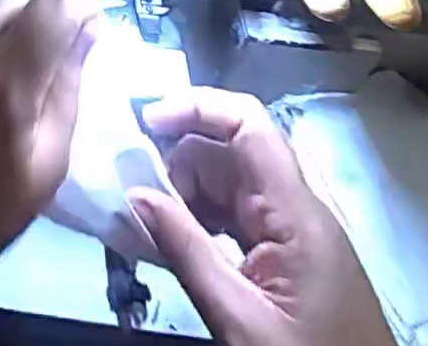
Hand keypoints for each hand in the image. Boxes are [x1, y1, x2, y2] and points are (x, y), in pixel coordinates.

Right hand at [128, 88, 394, 345]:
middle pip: (230, 154)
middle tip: (133, 190)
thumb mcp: (241, 321)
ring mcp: (289, 230)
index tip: (149, 119)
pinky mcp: (283, 255)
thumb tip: (136, 195)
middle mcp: (294, 206)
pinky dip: (199, 220)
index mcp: (295, 210)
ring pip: (227, 185)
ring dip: (184, 192)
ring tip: (143, 218)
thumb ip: (188, 253)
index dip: (198, 107)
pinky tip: (171, 237)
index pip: (248, 123)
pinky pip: (234, 217)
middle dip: (179, 160)